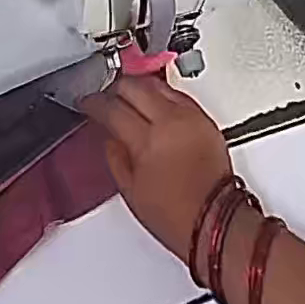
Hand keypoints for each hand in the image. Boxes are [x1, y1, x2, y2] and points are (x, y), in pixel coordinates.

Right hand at [79, 75, 232, 265]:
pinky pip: (177, 93)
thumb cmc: (178, 215)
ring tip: (128, 98)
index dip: (94, 103)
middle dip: (113, 89)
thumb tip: (108, 135)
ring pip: (156, 84)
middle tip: (105, 98)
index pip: (112, 108)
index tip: (88, 103)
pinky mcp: (205, 118)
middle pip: (133, 86)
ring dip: (137, 87)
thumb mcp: (131, 191)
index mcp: (147, 141)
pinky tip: (153, 103)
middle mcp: (170, 122)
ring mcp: (190, 117)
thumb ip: (114, 156)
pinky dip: (161, 94)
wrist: (216, 220)